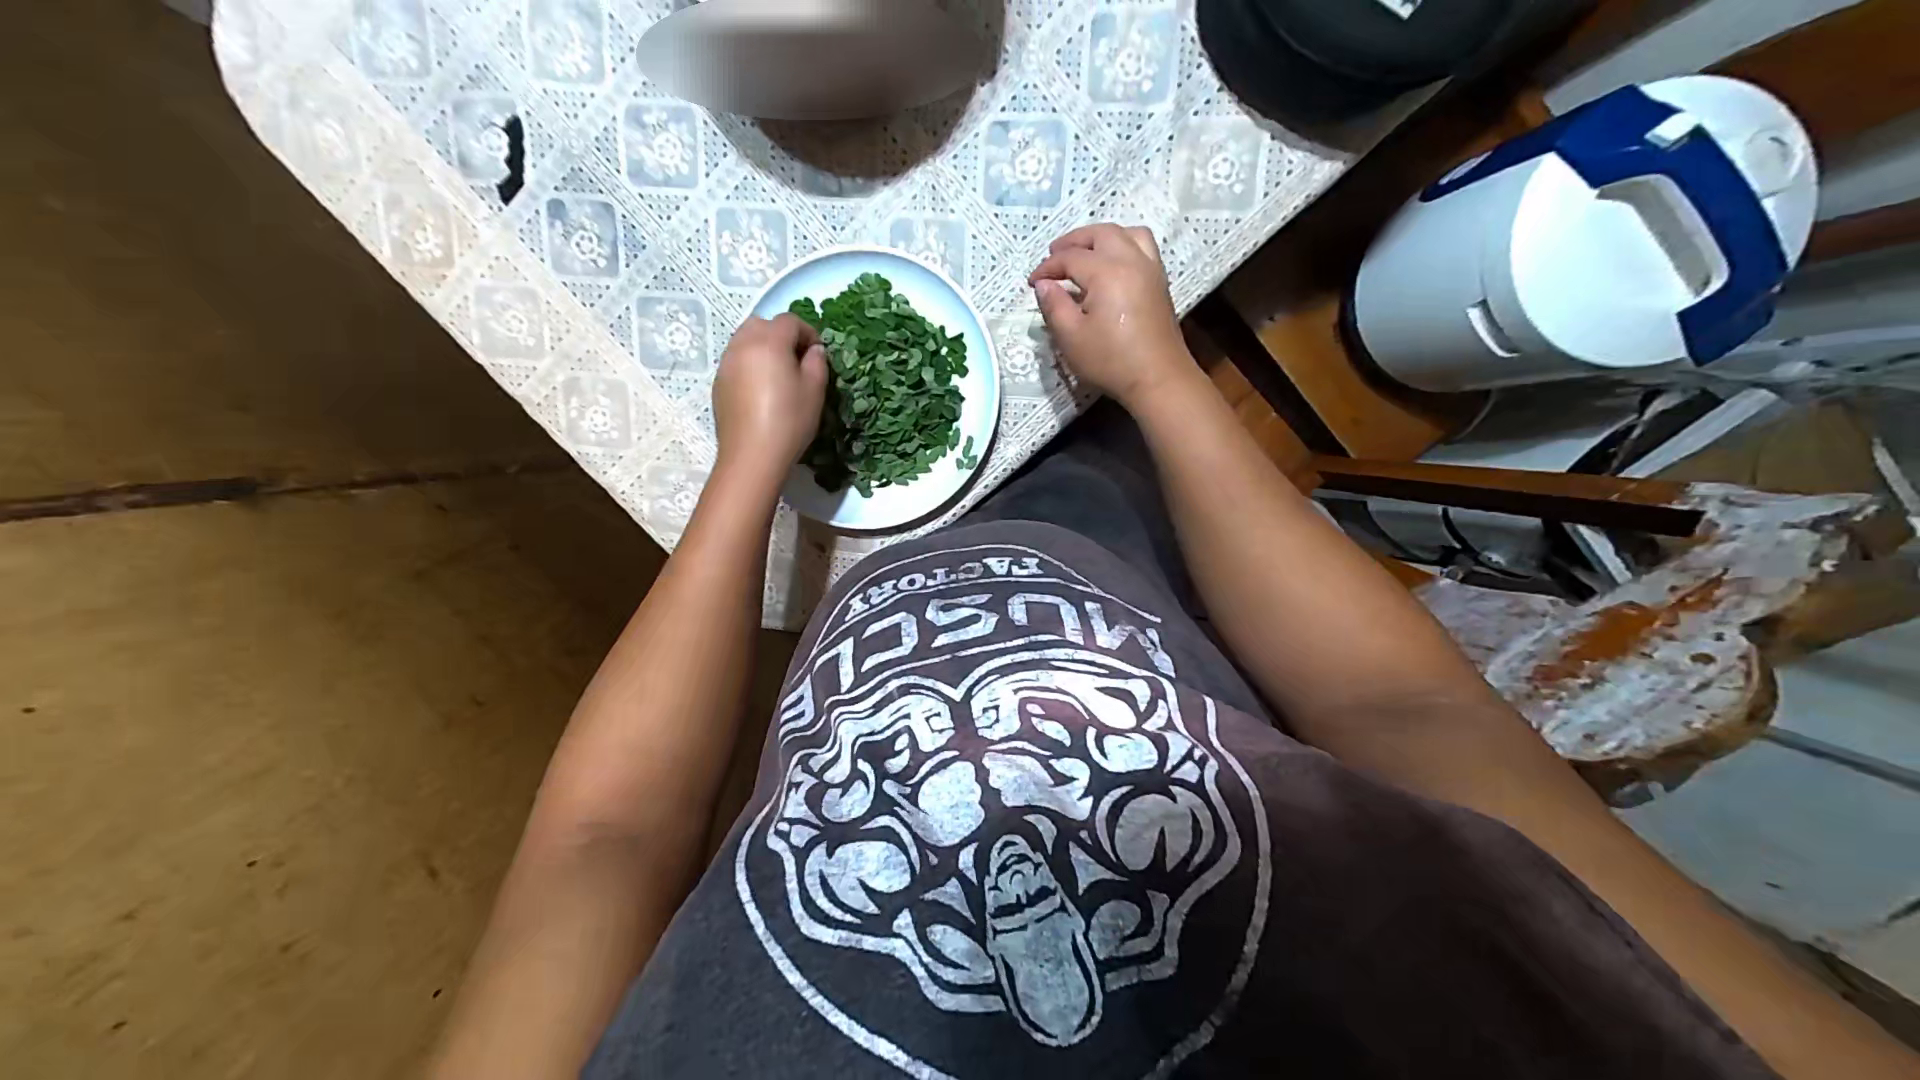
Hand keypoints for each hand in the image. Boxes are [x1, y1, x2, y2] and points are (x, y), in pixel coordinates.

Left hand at [712, 313, 827, 479]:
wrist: (751, 455)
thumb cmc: (789, 421)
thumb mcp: (814, 390)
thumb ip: (817, 362)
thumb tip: (814, 350)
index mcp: (769, 342)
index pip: (790, 321)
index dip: (808, 332)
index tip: (818, 353)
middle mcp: (743, 344)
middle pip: (762, 324)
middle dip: (782, 335)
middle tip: (797, 359)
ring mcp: (726, 363)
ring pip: (745, 339)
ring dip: (763, 347)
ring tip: (778, 373)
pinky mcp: (718, 382)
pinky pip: (736, 360)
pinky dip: (750, 363)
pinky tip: (761, 389)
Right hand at [1029, 224, 1196, 408]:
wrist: (1158, 379)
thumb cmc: (1110, 361)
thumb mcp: (1071, 337)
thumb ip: (1054, 306)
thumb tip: (1043, 284)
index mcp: (1107, 272)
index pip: (1070, 258)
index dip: (1048, 267)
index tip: (1032, 283)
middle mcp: (1131, 261)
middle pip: (1100, 234)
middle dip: (1073, 241)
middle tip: (1054, 255)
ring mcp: (1150, 269)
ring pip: (1127, 234)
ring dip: (1102, 237)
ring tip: (1085, 252)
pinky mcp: (1160, 283)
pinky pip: (1143, 247)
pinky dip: (1123, 245)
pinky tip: (1112, 265)